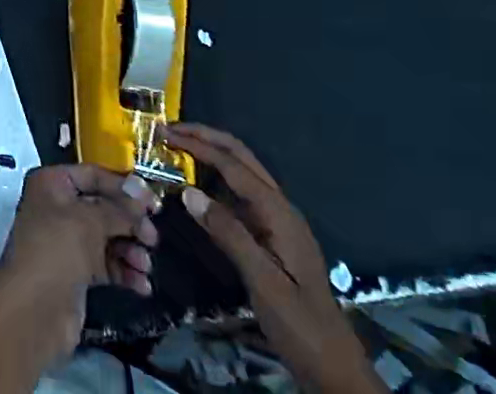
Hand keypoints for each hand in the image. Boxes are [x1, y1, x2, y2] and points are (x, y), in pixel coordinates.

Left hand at [0, 164, 160, 346]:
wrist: (35, 305)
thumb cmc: (56, 250)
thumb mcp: (89, 221)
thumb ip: (119, 207)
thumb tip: (142, 191)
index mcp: (51, 184)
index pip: (92, 175)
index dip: (123, 187)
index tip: (155, 204)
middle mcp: (57, 207)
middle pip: (104, 207)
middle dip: (130, 223)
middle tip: (152, 239)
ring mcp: (67, 239)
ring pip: (108, 237)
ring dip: (131, 250)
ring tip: (144, 265)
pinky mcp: (76, 269)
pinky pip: (107, 263)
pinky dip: (125, 272)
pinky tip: (141, 285)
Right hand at [167, 124, 388, 393]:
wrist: (332, 365)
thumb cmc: (299, 323)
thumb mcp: (264, 282)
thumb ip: (229, 234)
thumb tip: (187, 190)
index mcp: (281, 215)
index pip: (234, 167)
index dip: (198, 146)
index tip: (163, 134)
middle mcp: (280, 210)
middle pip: (242, 159)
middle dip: (205, 138)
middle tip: (166, 130)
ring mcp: (276, 223)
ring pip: (240, 173)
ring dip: (209, 153)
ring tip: (173, 147)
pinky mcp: (268, 235)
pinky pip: (237, 194)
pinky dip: (213, 178)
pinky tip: (192, 183)